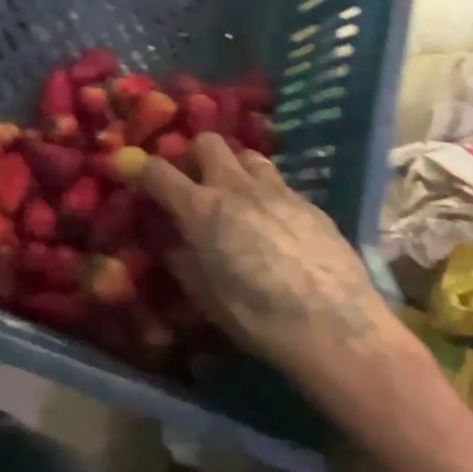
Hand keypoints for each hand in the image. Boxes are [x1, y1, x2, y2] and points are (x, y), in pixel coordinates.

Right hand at [141, 133, 400, 385]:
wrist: (339, 329)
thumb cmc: (260, 318)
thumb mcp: (207, 298)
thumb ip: (185, 263)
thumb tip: (175, 246)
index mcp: (201, 209)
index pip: (158, 171)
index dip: (141, 168)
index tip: (133, 173)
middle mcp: (236, 188)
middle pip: (208, 142)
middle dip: (194, 155)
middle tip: (194, 182)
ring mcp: (278, 191)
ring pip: (248, 156)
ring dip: (235, 168)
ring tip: (237, 196)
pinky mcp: (311, 204)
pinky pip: (280, 184)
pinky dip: (267, 194)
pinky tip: (276, 225)